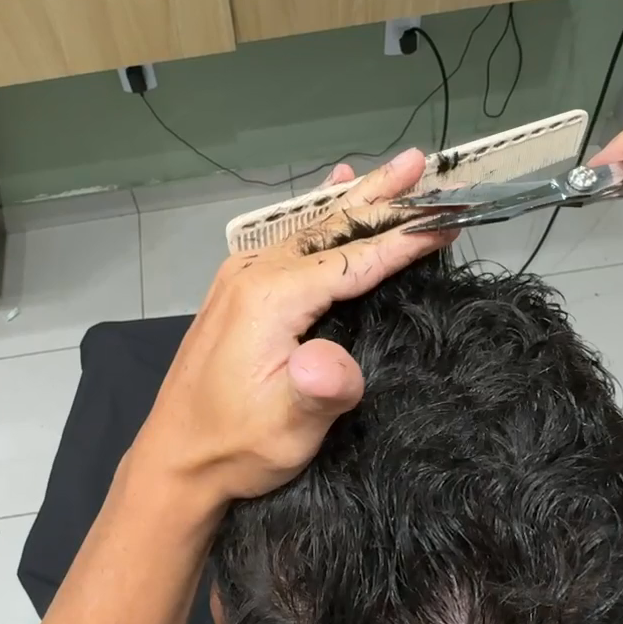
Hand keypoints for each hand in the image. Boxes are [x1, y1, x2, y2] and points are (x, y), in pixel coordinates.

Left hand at [127, 150, 453, 505]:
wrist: (175, 460)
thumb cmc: (233, 446)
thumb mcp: (284, 429)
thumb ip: (318, 392)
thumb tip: (336, 362)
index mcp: (269, 298)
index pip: (352, 259)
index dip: (403, 241)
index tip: (448, 222)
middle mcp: (252, 275)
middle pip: (328, 227)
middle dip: (379, 197)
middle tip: (419, 163)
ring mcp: (239, 281)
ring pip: (308, 230)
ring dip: (352, 203)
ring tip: (389, 173)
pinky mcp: (235, 295)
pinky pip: (287, 244)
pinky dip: (318, 221)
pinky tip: (327, 199)